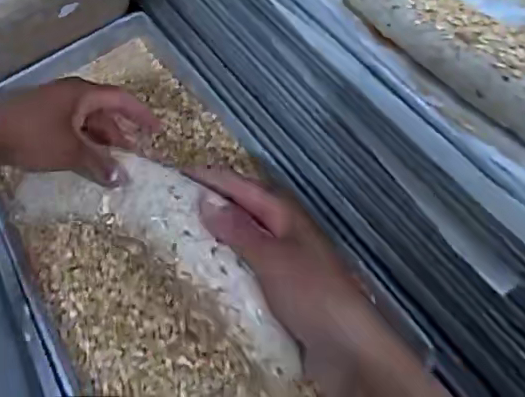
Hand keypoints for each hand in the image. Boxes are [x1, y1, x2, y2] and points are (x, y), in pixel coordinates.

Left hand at [0, 79, 160, 184]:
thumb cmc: (32, 136)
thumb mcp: (69, 152)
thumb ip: (98, 164)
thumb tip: (123, 178)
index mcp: (81, 93)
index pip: (120, 99)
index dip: (141, 114)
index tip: (158, 130)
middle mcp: (70, 92)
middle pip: (103, 110)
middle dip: (120, 132)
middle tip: (135, 155)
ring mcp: (53, 103)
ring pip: (85, 120)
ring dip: (100, 140)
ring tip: (111, 164)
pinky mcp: (39, 115)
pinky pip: (71, 126)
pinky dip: (82, 141)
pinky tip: (83, 160)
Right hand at [193, 169, 435, 396]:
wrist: (351, 353)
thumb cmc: (314, 295)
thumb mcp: (271, 258)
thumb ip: (237, 229)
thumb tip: (204, 200)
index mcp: (282, 212)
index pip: (238, 184)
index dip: (208, 176)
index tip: (175, 171)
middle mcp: (281, 229)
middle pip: (239, 207)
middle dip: (209, 202)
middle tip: (173, 200)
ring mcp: (282, 259)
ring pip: (240, 238)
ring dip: (215, 234)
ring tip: (181, 232)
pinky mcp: (280, 288)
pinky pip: (245, 267)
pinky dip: (225, 263)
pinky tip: (207, 270)